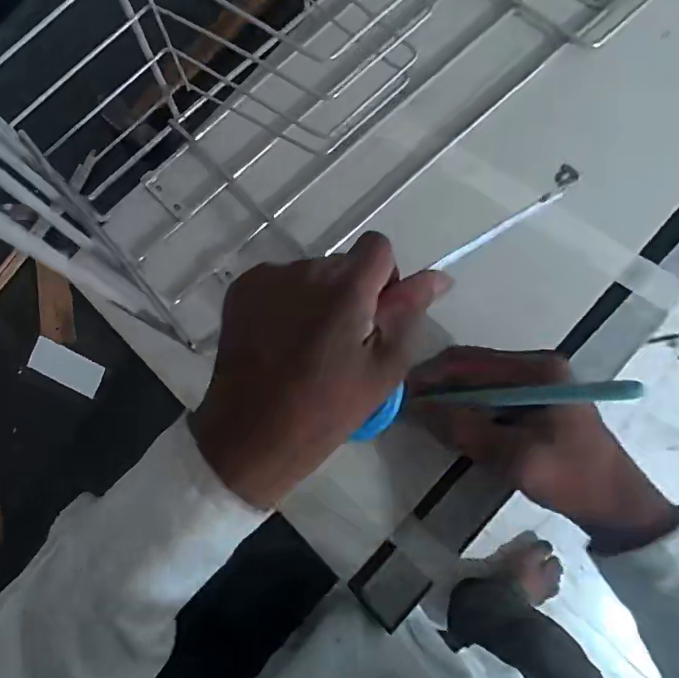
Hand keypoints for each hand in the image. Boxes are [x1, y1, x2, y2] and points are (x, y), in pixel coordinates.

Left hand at [192, 232, 450, 508]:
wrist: (251, 431)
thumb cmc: (326, 408)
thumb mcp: (382, 367)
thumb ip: (409, 312)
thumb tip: (438, 276)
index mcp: (345, 285)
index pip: (377, 246)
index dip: (383, 278)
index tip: (373, 317)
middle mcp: (303, 269)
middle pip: (341, 263)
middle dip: (349, 292)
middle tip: (339, 345)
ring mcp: (267, 277)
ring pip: (308, 274)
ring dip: (315, 298)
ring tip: (305, 347)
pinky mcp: (240, 289)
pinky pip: (277, 283)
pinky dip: (284, 302)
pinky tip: (278, 340)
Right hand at [406, 348, 678, 547]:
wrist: (620, 508)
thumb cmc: (573, 479)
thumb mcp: (516, 458)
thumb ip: (465, 429)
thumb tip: (415, 408)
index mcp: (538, 369)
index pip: (468, 361)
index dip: (429, 376)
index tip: (399, 394)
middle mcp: (535, 365)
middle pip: (468, 366)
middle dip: (435, 385)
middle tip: (404, 406)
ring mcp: (534, 380)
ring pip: (474, 380)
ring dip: (447, 396)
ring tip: (420, 415)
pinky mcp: (531, 398)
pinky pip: (485, 394)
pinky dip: (463, 406)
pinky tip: (449, 423)